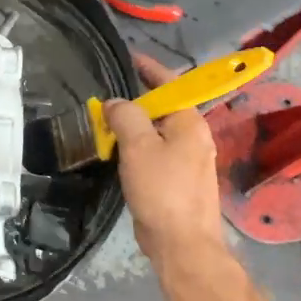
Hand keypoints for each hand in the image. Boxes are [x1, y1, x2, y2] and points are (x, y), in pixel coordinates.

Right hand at [104, 55, 230, 269]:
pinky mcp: (177, 182)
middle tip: (106, 101)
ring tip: (106, 127)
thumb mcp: (138, 145)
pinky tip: (119, 156)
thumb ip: (126, 115)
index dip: (150, 68)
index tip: (129, 58)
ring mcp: (188, 161)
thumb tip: (114, 103)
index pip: (172, 83)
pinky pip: (155, 154)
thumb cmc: (162, 189)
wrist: (181, 243)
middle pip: (163, 109)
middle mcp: (194, 137)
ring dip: (133, 128)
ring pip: (157, 134)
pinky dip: (136, 149)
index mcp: (190, 123)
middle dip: (135, 102)